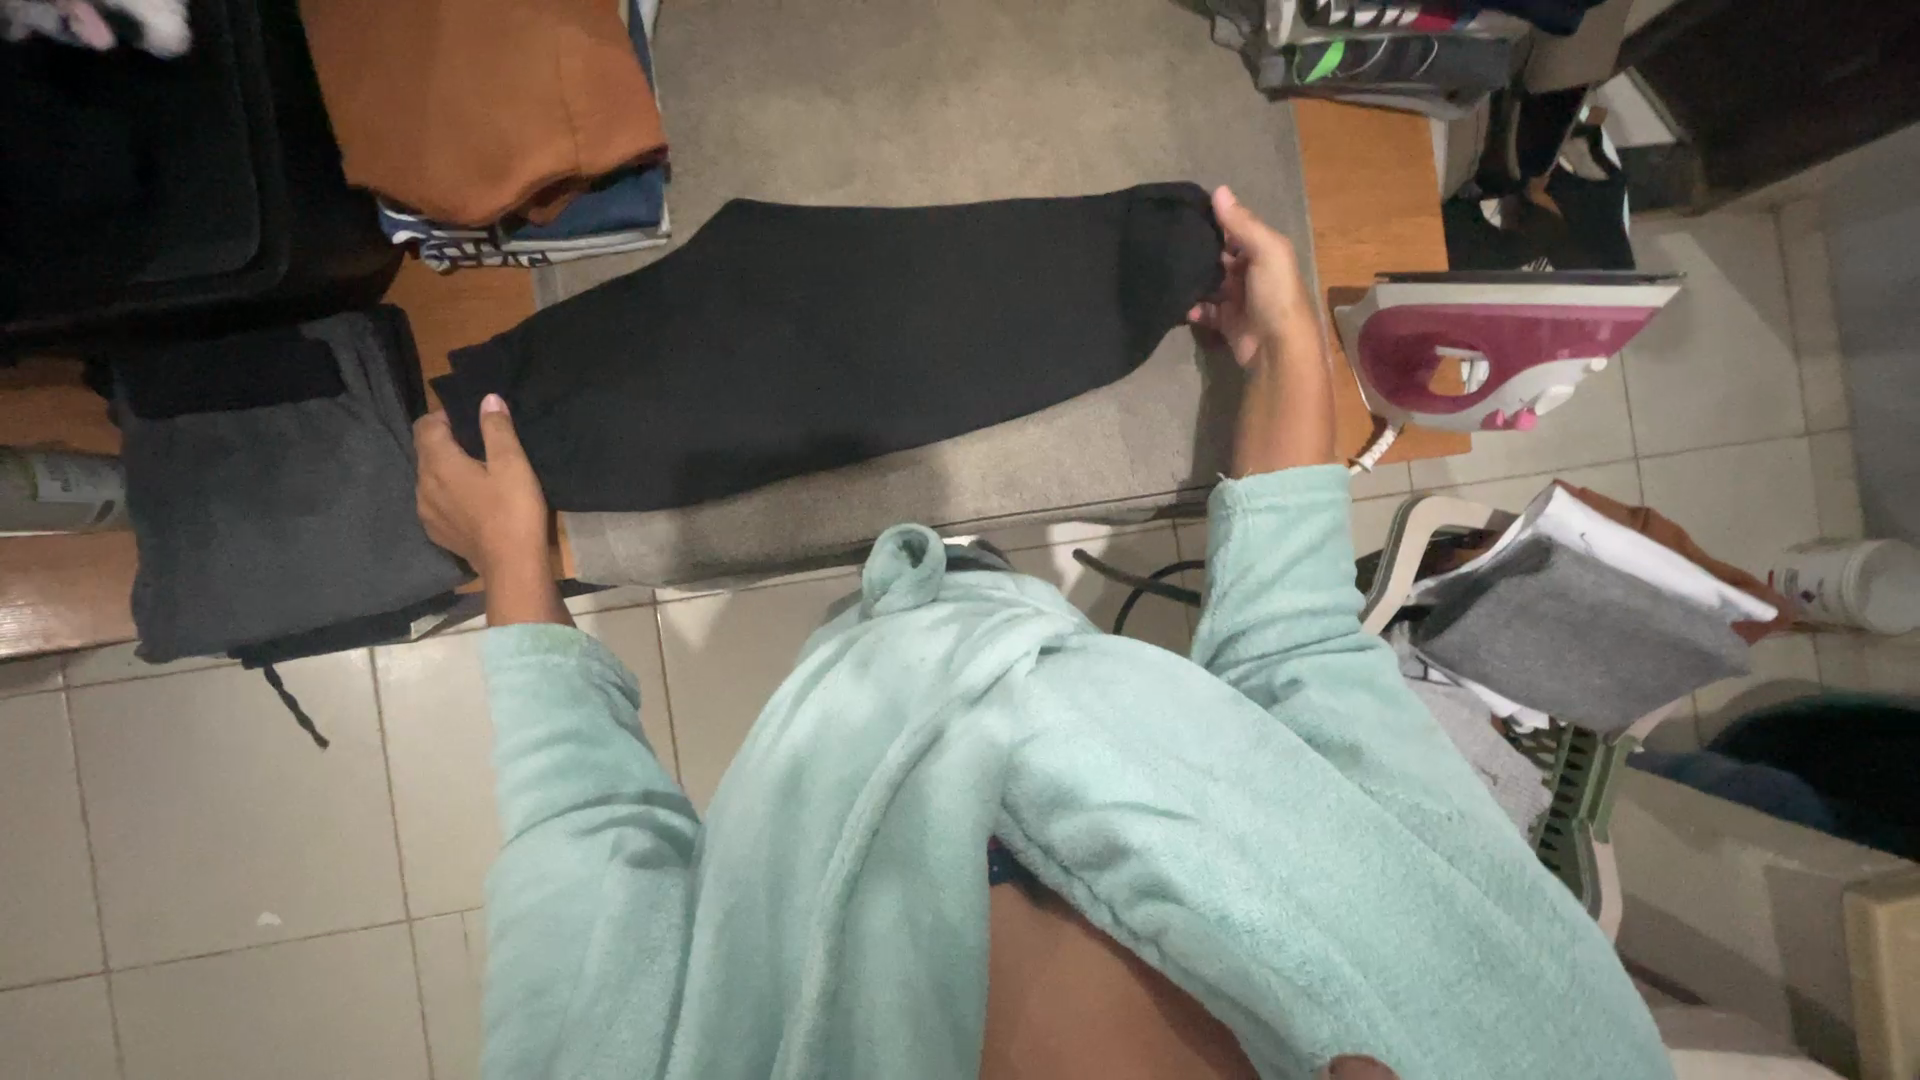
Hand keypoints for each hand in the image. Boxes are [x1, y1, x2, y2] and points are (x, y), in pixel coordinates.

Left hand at [413, 394, 548, 579]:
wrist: (511, 564)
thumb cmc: (514, 509)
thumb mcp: (513, 464)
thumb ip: (497, 429)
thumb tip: (488, 399)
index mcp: (439, 463)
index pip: (426, 426)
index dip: (445, 417)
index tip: (471, 421)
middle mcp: (422, 484)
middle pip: (426, 452)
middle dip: (448, 443)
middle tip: (481, 448)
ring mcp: (426, 511)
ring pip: (430, 479)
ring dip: (448, 472)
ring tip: (479, 477)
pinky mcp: (436, 531)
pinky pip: (436, 503)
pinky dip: (450, 496)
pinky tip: (474, 505)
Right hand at [1186, 186, 1318, 369]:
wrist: (1277, 347)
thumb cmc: (1276, 294)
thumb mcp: (1266, 250)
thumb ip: (1242, 223)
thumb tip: (1218, 190)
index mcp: (1264, 251)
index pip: (1235, 230)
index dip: (1214, 221)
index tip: (1183, 214)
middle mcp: (1250, 272)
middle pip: (1219, 257)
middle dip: (1198, 252)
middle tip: (1168, 244)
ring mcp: (1237, 299)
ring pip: (1209, 284)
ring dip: (1192, 281)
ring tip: (1169, 274)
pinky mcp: (1225, 323)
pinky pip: (1204, 311)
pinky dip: (1193, 309)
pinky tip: (1182, 306)